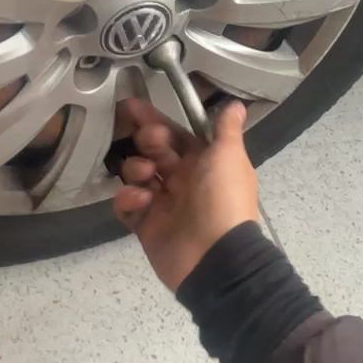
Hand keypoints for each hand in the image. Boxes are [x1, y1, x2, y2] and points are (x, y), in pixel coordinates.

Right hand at [114, 98, 259, 291]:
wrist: (214, 257)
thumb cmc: (223, 198)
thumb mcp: (229, 156)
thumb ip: (226, 128)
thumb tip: (235, 104)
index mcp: (204, 161)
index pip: (175, 134)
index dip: (156, 120)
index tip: (133, 107)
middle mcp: (183, 179)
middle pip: (154, 150)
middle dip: (147, 140)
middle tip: (150, 143)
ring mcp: (163, 202)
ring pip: (137, 173)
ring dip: (136, 168)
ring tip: (146, 175)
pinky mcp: (146, 224)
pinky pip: (127, 205)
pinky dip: (128, 199)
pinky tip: (140, 200)